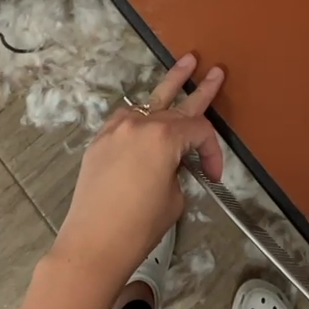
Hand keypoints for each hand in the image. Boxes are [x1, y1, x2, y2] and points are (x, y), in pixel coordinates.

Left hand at [49, 54, 225, 286]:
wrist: (91, 244)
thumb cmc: (138, 227)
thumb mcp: (174, 198)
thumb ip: (178, 170)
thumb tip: (171, 164)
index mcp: (164, 137)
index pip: (199, 132)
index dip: (212, 153)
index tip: (213, 175)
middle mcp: (141, 124)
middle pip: (179, 103)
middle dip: (201, 89)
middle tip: (216, 72)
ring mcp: (117, 128)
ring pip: (151, 102)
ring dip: (171, 86)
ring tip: (186, 64)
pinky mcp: (101, 139)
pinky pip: (127, 118)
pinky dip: (141, 116)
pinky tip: (148, 113)